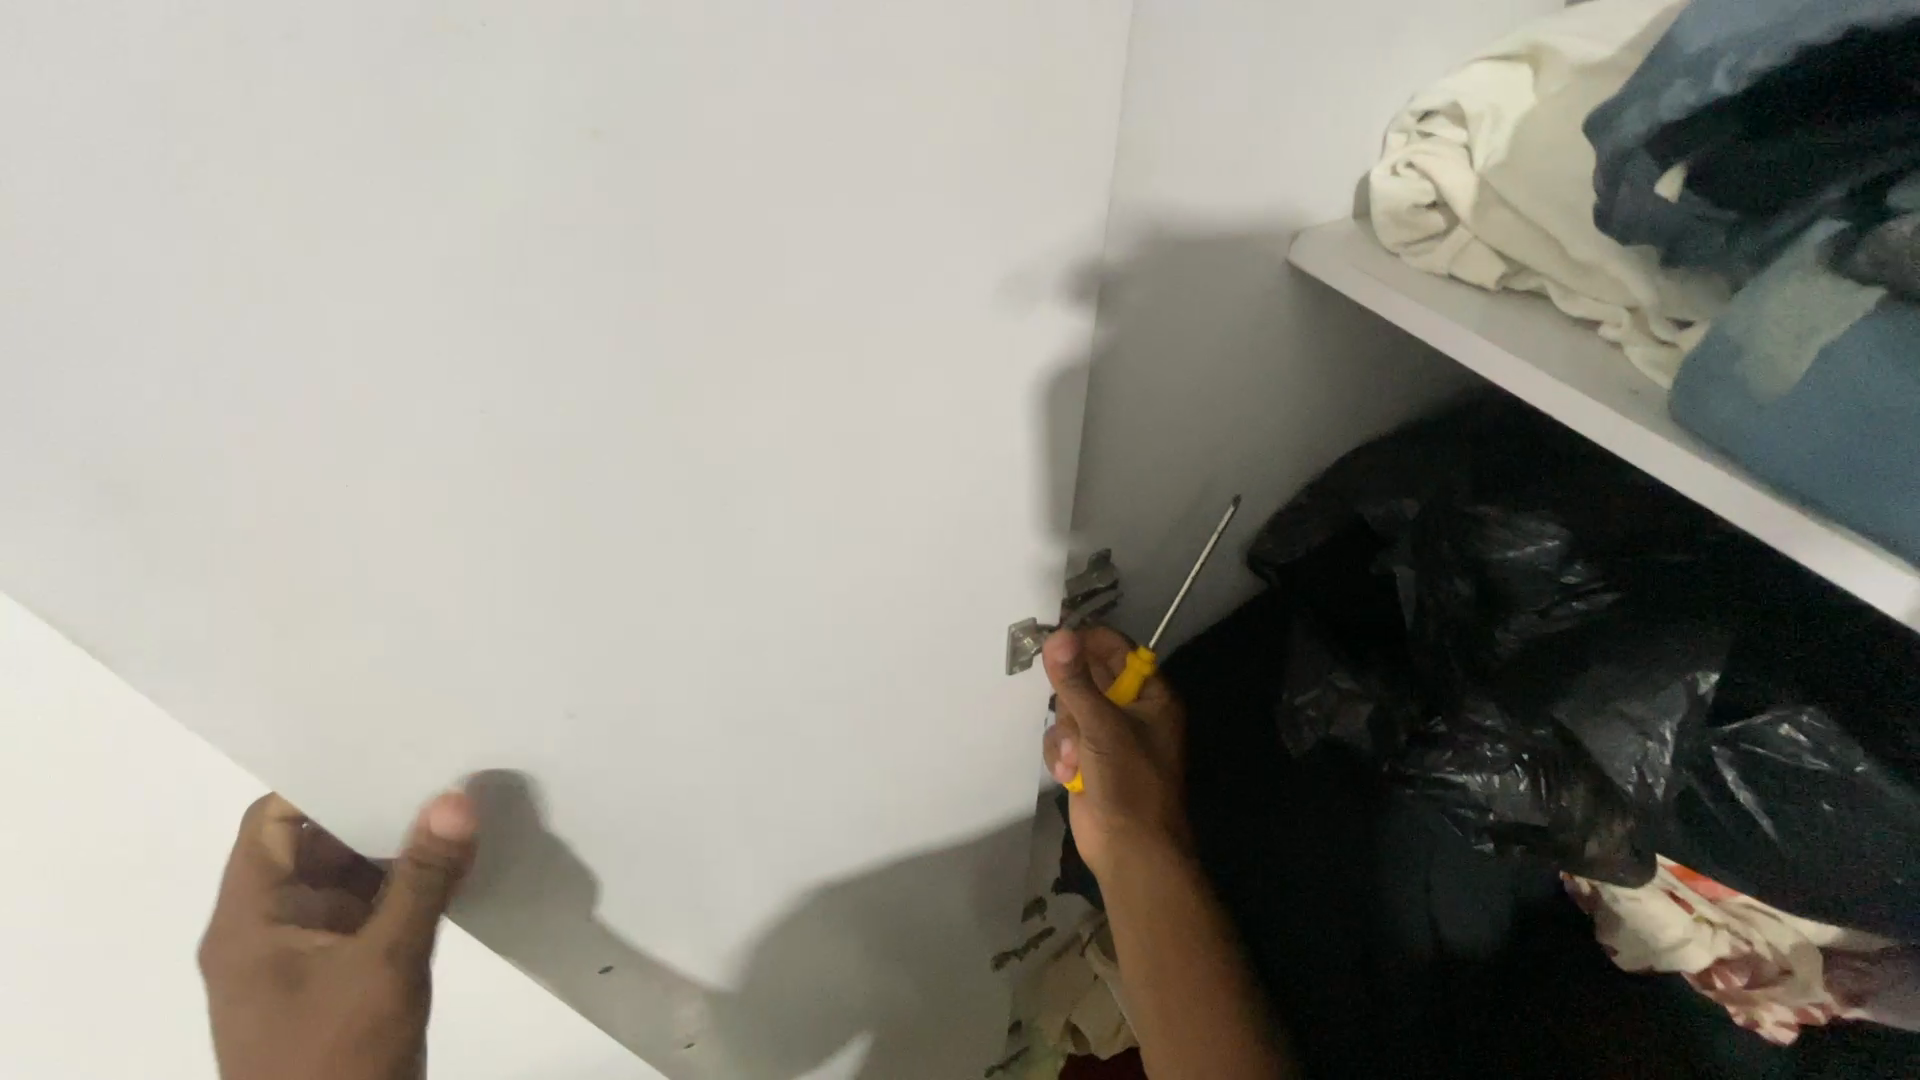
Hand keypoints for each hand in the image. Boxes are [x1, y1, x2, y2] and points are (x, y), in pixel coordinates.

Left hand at [199, 790, 478, 1079]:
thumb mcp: (385, 961)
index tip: (393, 748)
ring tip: (468, 799)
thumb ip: (422, 878)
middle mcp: (278, 924)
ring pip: (359, 872)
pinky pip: (383, 903)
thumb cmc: (335, 1055)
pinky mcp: (352, 965)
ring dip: (407, 842)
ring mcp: (317, 946)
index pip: (275, 822)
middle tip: (448, 762)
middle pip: (323, 842)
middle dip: (382, 805)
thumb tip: (456, 797)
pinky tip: (467, 856)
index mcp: (253, 919)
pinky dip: (419, 879)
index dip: (325, 780)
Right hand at [1041, 626, 1189, 881]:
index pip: (1117, 650)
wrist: (1130, 851)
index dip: (1088, 643)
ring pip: (1069, 709)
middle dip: (1071, 699)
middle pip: (1087, 678)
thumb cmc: (1130, 782)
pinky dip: (1061, 754)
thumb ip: (1075, 681)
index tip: (1057, 642)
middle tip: (1066, 708)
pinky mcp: (1087, 759)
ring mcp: (1107, 736)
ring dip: (1066, 734)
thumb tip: (1057, 635)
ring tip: (1075, 757)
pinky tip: (1068, 774)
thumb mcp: (1102, 726)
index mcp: (1151, 696)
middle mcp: (1131, 711)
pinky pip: (1062, 737)